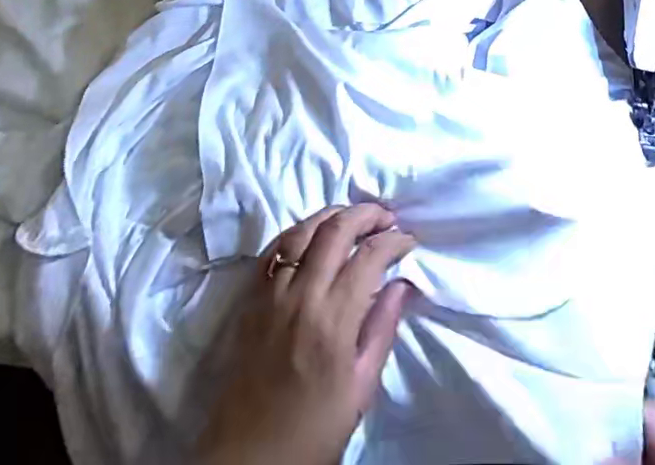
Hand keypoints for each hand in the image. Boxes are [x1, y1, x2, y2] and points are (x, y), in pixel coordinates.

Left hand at [197, 204, 418, 464]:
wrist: (246, 464)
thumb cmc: (313, 429)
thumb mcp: (362, 386)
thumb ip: (382, 327)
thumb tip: (401, 283)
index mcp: (333, 319)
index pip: (370, 254)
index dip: (395, 239)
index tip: (408, 242)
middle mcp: (300, 298)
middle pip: (335, 229)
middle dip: (367, 214)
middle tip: (387, 219)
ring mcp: (268, 298)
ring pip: (301, 231)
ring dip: (332, 216)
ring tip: (353, 220)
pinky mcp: (246, 306)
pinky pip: (271, 252)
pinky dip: (297, 234)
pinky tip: (312, 238)